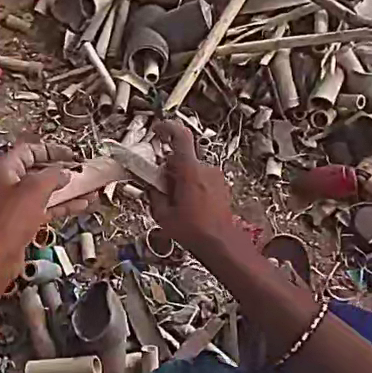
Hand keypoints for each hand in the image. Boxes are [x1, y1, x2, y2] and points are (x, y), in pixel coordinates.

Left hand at [0, 142, 90, 270]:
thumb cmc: (10, 219)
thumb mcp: (35, 189)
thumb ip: (53, 175)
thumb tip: (65, 172)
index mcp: (6, 169)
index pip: (30, 151)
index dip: (51, 150)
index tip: (71, 154)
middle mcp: (9, 184)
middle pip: (39, 171)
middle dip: (62, 171)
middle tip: (82, 171)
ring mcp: (16, 204)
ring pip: (46, 191)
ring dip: (68, 189)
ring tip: (90, 189)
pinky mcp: (23, 222)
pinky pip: (47, 208)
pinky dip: (63, 206)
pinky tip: (82, 205)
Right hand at [146, 120, 239, 254]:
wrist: (221, 244)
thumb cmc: (195, 231)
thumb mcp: (163, 214)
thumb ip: (154, 193)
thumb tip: (150, 185)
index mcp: (190, 171)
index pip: (180, 137)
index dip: (167, 128)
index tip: (157, 130)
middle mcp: (206, 169)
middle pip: (182, 157)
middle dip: (168, 167)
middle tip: (159, 185)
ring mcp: (216, 177)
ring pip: (192, 168)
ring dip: (181, 178)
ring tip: (174, 201)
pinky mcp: (221, 186)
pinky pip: (202, 178)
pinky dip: (192, 185)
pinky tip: (187, 204)